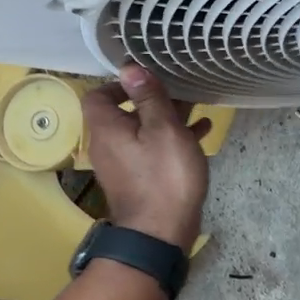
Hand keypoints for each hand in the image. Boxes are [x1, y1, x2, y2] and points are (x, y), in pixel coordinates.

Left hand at [80, 65, 210, 249]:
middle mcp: (108, 144)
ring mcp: (123, 164)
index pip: (98, 94)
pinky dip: (171, 139)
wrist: (161, 231)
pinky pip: (152, 149)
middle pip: (123, 112)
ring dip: (165, 118)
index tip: (150, 79)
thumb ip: (149, 97)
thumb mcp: (163, 129)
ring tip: (196, 108)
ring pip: (142, 130)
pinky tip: (201, 133)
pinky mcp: (140, 178)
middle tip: (180, 89)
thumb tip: (129, 67)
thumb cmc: (164, 175)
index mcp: (107, 128)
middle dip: (151, 99)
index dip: (121, 83)